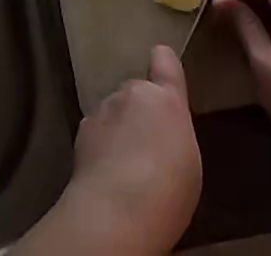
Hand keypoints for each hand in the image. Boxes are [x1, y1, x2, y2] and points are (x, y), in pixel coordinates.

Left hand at [49, 45, 200, 254]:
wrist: (118, 211)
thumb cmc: (168, 190)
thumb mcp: (188, 158)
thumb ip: (174, 131)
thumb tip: (160, 134)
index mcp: (167, 99)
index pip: (164, 60)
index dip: (162, 63)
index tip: (160, 67)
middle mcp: (134, 93)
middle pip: (136, 92)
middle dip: (138, 110)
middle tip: (143, 144)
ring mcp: (105, 108)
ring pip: (113, 111)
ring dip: (116, 127)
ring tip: (121, 163)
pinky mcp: (82, 129)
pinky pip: (95, 130)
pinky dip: (98, 143)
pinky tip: (102, 170)